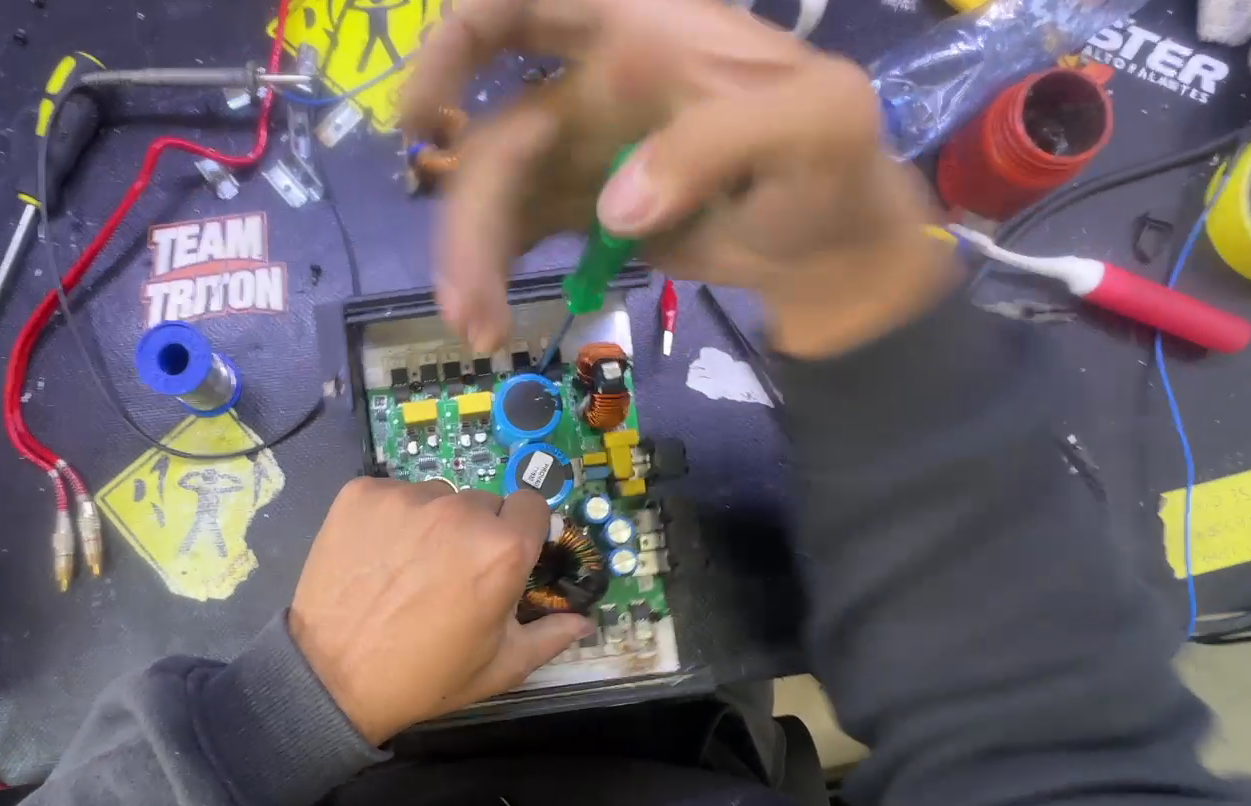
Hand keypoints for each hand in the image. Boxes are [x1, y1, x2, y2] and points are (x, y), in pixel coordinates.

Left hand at [289, 479, 591, 744]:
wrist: (331, 679)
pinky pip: (392, 493)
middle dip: (475, 531)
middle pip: (483, 502)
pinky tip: (376, 555)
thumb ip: (549, 637)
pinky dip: (389, 517)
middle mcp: (459, 511)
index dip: (521, 532)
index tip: (502, 557)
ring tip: (407, 567)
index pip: (532, 506)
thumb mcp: (498, 668)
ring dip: (432, 522)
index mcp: (503, 550)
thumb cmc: (425, 677)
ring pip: (437, 495)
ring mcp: (406, 497)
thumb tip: (586, 622)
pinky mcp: (361, 492)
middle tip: (449, 574)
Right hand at [403, 0, 958, 357]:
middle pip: (495, 136)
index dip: (456, 41)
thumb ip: (722, 143)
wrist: (821, 248)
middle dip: (467, 218)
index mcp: (638, 30)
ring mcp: (578, 154)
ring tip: (476, 328)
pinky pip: (511, 234)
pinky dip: (490, 273)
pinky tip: (487, 322)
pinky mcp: (576, 212)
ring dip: (470, 261)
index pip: (525, 3)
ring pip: (492, 196)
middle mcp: (591, 85)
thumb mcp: (811, 132)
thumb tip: (617, 206)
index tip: (423, 116)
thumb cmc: (827, 171)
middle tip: (463, 302)